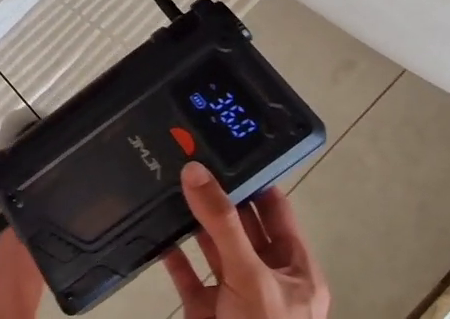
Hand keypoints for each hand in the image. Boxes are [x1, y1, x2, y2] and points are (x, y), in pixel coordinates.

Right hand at [163, 162, 328, 318]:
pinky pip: (186, 272)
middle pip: (240, 224)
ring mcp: (235, 294)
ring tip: (165, 182)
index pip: (276, 210)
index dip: (253, 178)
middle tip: (184, 156)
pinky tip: (153, 229)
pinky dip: (170, 252)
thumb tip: (196, 170)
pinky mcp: (206, 310)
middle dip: (215, 195)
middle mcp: (267, 278)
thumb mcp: (251, 278)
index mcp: (296, 270)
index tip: (221, 147)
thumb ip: (222, 224)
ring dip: (190, 219)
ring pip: (211, 245)